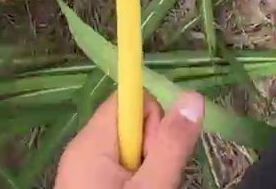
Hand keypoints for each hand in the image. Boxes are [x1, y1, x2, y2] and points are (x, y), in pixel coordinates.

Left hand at [57, 92, 205, 188]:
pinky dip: (138, 184)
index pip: (131, 99)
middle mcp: (83, 152)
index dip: (154, 118)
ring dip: (149, 171)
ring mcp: (84, 175)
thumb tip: (193, 96)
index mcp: (90, 143)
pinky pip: (121, 172)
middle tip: (154, 184)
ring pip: (131, 152)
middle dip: (154, 149)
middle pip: (133, 125)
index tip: (158, 153)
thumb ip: (172, 144)